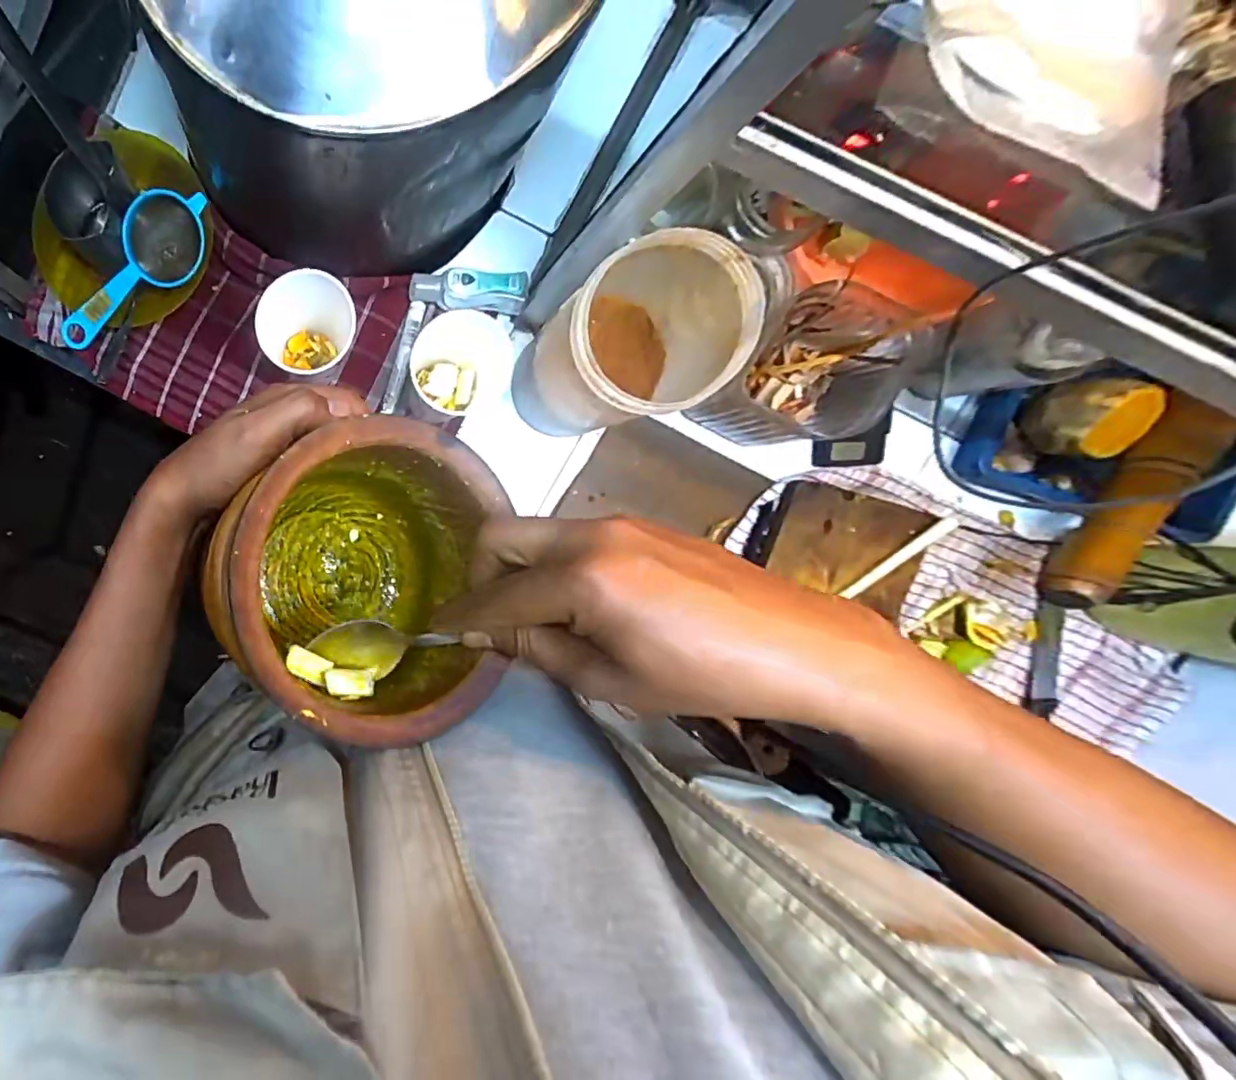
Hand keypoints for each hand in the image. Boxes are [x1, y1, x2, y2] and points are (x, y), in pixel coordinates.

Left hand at [147, 384, 367, 524]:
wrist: (180, 500)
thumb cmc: (218, 463)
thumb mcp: (259, 429)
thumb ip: (302, 409)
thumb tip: (350, 415)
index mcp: (289, 396)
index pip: (348, 400)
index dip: (366, 421)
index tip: (376, 455)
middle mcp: (290, 414)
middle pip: (342, 421)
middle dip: (358, 440)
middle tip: (369, 474)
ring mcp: (285, 442)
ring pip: (330, 443)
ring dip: (343, 458)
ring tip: (355, 485)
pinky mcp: (280, 467)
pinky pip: (315, 463)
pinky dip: (327, 472)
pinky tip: (329, 490)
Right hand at [432, 516, 939, 730]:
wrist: (797, 644)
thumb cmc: (703, 676)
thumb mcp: (610, 680)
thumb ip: (538, 650)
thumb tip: (488, 633)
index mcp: (583, 578)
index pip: (497, 597)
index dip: (462, 618)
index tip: (438, 631)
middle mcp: (591, 533)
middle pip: (501, 536)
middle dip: (481, 577)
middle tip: (492, 620)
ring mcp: (617, 521)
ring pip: (536, 531)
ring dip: (519, 569)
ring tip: (541, 617)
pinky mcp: (639, 523)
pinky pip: (570, 535)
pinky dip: (553, 563)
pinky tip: (582, 601)